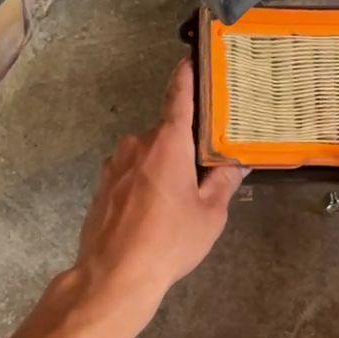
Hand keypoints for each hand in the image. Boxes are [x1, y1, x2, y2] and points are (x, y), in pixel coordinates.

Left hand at [72, 60, 246, 311]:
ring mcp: (114, 165)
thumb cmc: (168, 241)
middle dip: (184, 147)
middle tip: (203, 170)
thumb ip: (223, 182)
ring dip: (163, 168)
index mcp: (167, 143)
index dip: (186, 77)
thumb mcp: (210, 214)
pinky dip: (144, 183)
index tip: (190, 60)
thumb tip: (236, 163)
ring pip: (147, 156)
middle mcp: (137, 145)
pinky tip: (153, 213)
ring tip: (177, 201)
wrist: (113, 277)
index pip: (178, 98)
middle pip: (167, 134)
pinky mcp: (102, 186)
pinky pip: (131, 173)